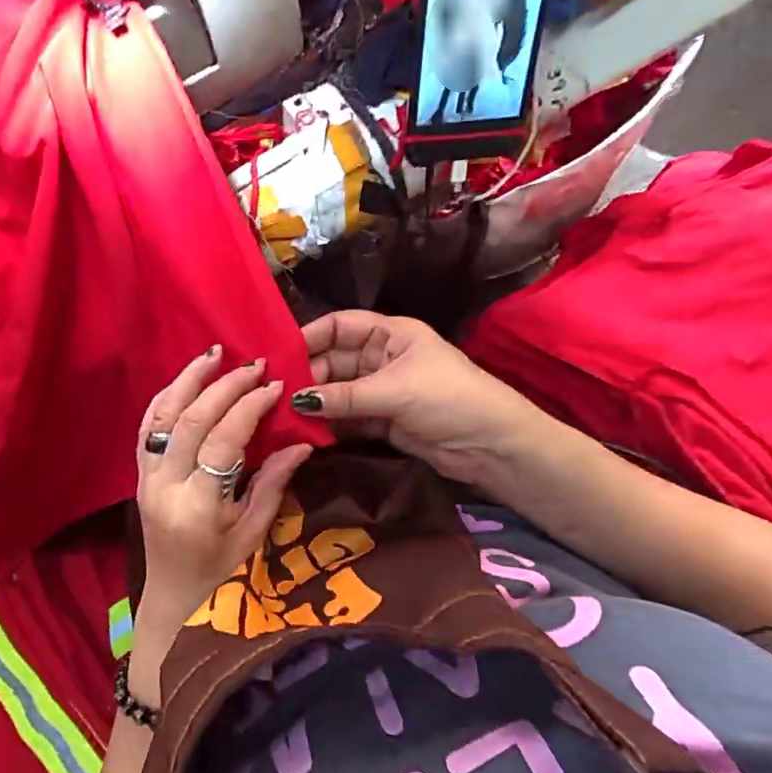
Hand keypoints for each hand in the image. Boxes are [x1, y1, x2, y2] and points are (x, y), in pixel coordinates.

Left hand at [132, 347, 313, 678]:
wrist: (172, 594)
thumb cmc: (219, 571)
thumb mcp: (253, 533)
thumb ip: (273, 484)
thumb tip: (302, 441)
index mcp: (197, 506)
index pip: (222, 441)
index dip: (248, 408)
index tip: (273, 386)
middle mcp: (164, 486)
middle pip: (190, 420)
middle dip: (223, 387)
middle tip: (253, 365)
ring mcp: (146, 478)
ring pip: (161, 416)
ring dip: (188, 381)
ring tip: (213, 354)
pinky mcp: (139, 475)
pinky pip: (146, 427)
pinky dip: (165, 398)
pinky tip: (185, 380)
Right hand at [290, 311, 560, 495]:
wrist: (494, 447)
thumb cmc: (451, 399)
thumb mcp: (395, 391)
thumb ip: (344, 396)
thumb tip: (296, 400)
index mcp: (391, 334)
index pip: (340, 325)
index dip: (311, 336)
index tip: (281, 356)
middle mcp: (382, 357)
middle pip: (334, 359)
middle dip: (307, 374)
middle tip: (277, 393)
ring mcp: (381, 390)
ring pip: (337, 390)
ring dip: (315, 401)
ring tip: (283, 413)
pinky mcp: (381, 420)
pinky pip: (346, 416)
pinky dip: (328, 423)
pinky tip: (305, 430)